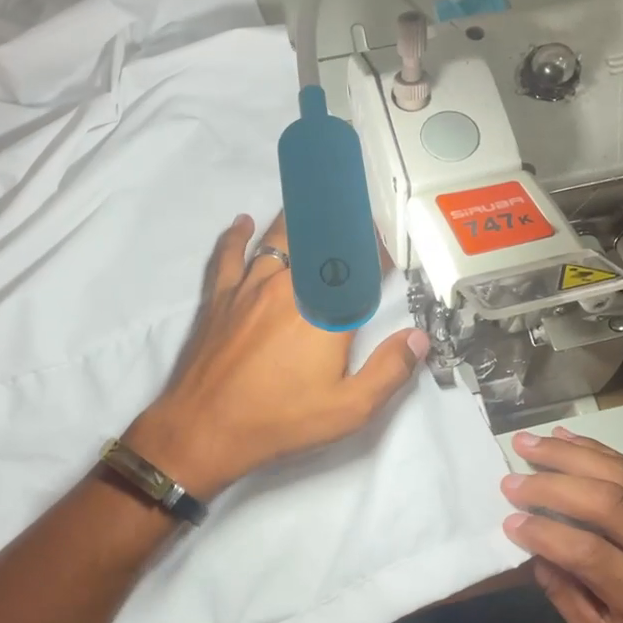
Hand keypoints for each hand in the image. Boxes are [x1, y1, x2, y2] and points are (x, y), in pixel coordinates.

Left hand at [124, 212, 427, 498]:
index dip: (378, 246)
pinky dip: (237, 235)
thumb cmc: (280, 421)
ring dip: (299, 215)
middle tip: (352, 193)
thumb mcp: (348, 409)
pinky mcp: (219, 297)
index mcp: (327, 312)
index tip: (388, 234)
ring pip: (278, 237)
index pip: (361, 266)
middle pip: (320, 237)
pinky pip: (228, 254)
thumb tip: (418, 339)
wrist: (204, 429)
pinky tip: (243, 223)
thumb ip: (389, 371)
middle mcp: (291, 287)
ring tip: (313, 196)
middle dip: (340, 213)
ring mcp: (250, 287)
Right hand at [500, 428, 622, 622]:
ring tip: (529, 442)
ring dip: (572, 456)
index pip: (592, 554)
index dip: (546, 533)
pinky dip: (598, 453)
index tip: (509, 521)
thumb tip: (533, 546)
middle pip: (611, 503)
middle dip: (554, 485)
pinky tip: (565, 440)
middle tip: (510, 480)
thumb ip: (566, 595)